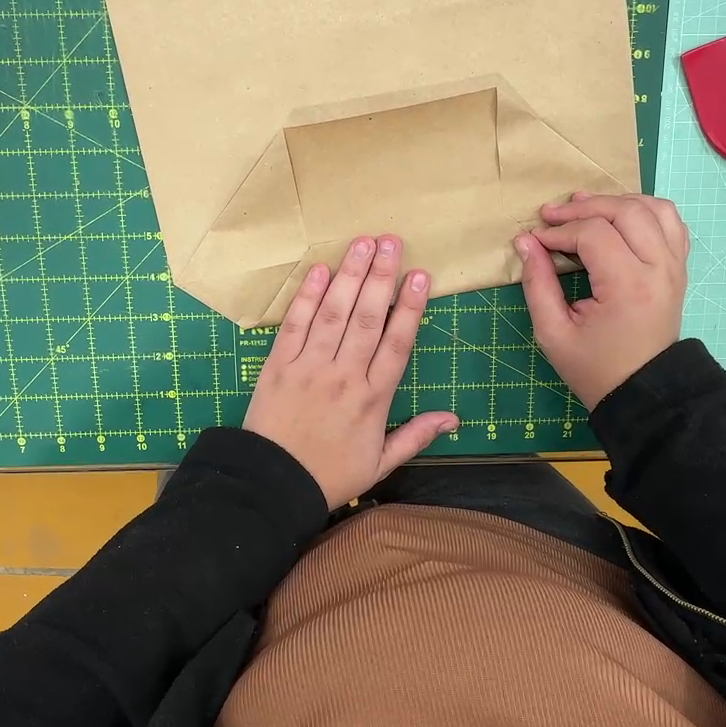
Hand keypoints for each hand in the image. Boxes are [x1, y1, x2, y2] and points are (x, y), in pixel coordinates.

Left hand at [243, 235, 458, 508]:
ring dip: (350, 276)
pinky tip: (321, 271)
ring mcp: (309, 367)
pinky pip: (295, 325)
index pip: (397, 343)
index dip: (410, 307)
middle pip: (368, 318)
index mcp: (373, 398)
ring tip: (362, 244)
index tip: (420, 275)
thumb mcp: (380, 464)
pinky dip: (308, 297)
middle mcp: (344, 375)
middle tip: (391, 241)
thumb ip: (416, 436)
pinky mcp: (279, 365)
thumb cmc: (330, 475)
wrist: (272, 485)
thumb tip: (454, 418)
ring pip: (334, 313)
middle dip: (381, 276)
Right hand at [515, 193, 690, 410]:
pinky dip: (645, 210)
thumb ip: (538, 284)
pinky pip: (671, 222)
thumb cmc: (594, 368)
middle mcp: (659, 269)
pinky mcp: (679, 268)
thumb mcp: (553, 333)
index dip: (559, 231)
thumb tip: (525, 242)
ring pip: (654, 208)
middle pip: (625, 210)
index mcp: (628, 287)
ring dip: (617, 201)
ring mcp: (675, 266)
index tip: (535, 240)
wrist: (643, 391)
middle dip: (583, 207)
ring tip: (585, 208)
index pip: (593, 234)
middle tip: (552, 215)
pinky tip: (619, 217)